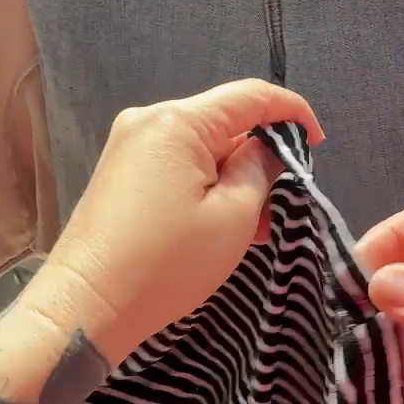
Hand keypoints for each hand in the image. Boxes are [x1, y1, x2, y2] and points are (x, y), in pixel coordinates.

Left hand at [19, 79, 323, 361]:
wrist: (84, 308)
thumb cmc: (166, 263)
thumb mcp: (233, 216)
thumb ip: (261, 168)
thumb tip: (269, 148)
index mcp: (177, 120)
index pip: (251, 95)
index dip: (292, 112)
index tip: (319, 142)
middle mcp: (149, 119)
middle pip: (225, 121)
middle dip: (261, 154)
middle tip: (286, 200)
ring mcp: (130, 144)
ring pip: (203, 146)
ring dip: (236, 176)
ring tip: (258, 224)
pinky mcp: (121, 171)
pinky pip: (178, 163)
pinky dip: (207, 184)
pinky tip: (223, 222)